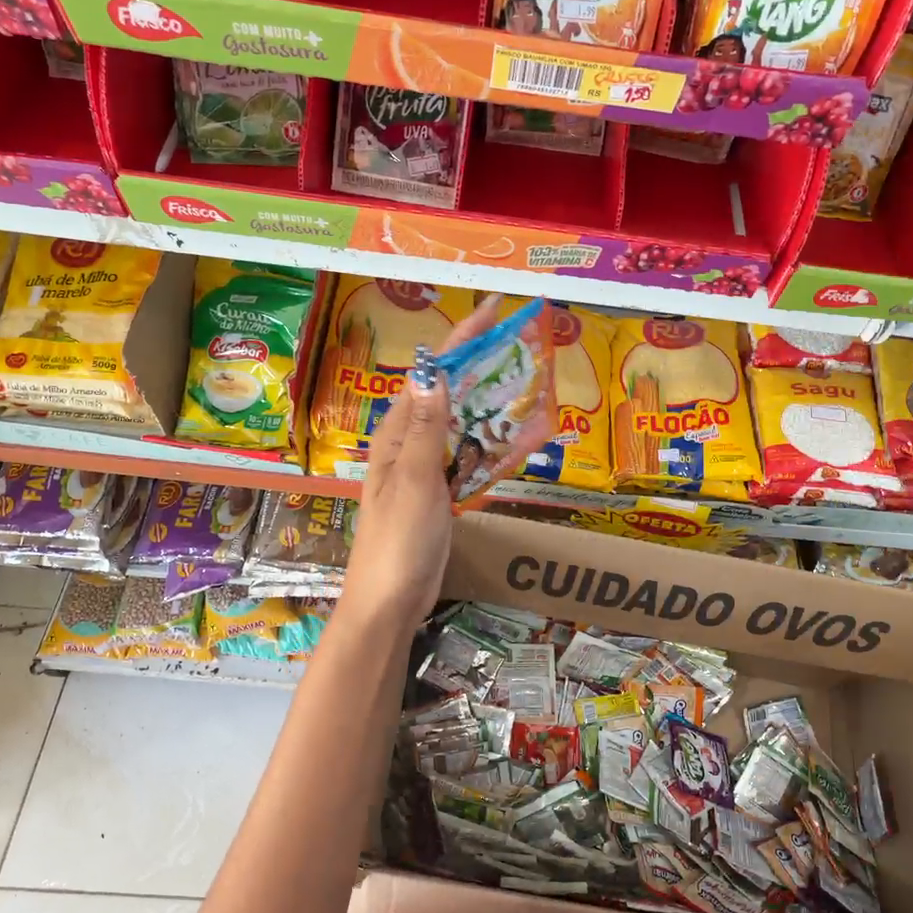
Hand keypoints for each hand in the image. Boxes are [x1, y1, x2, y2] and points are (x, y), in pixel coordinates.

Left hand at [341, 296, 503, 624]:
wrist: (390, 601)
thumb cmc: (398, 541)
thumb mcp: (414, 481)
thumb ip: (426, 429)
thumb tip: (436, 371)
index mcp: (397, 435)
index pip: (431, 374)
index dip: (459, 341)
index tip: (490, 310)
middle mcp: (409, 444)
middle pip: (446, 393)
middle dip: (477, 364)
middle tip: (518, 342)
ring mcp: (424, 470)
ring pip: (459, 423)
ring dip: (486, 400)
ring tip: (523, 379)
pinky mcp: (438, 495)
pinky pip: (466, 457)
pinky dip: (488, 442)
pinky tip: (511, 438)